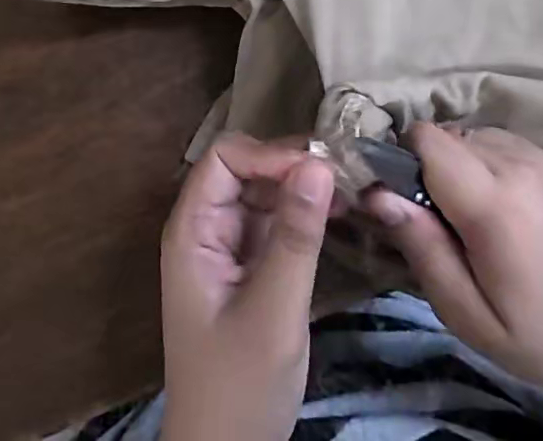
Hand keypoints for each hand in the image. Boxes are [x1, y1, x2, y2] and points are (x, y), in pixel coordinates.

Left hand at [160, 135, 333, 440]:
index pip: (224, 159)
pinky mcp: (250, 262)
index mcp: (192, 230)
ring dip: (304, 185)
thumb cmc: (240, 387)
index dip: (269, 154)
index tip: (318, 169)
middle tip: (345, 174)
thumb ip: (296, 237)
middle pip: (246, 167)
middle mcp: (206, 226)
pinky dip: (306, 211)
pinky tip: (338, 212)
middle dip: (292, 165)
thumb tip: (320, 163)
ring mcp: (228, 244)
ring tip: (350, 190)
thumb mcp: (274, 312)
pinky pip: (276, 218)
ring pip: (265, 190)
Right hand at [362, 124, 542, 401]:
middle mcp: (519, 165)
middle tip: (436, 219)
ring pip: (462, 134)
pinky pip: (487, 138)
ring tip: (466, 214)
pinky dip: (476, 161)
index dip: (404, 162)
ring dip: (451, 164)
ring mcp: (536, 155)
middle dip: (426, 167)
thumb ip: (419, 244)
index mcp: (497, 206)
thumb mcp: (461, 310)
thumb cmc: (525, 333)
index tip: (404, 202)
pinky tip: (490, 201)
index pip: (427, 140)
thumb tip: (375, 192)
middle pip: (443, 136)